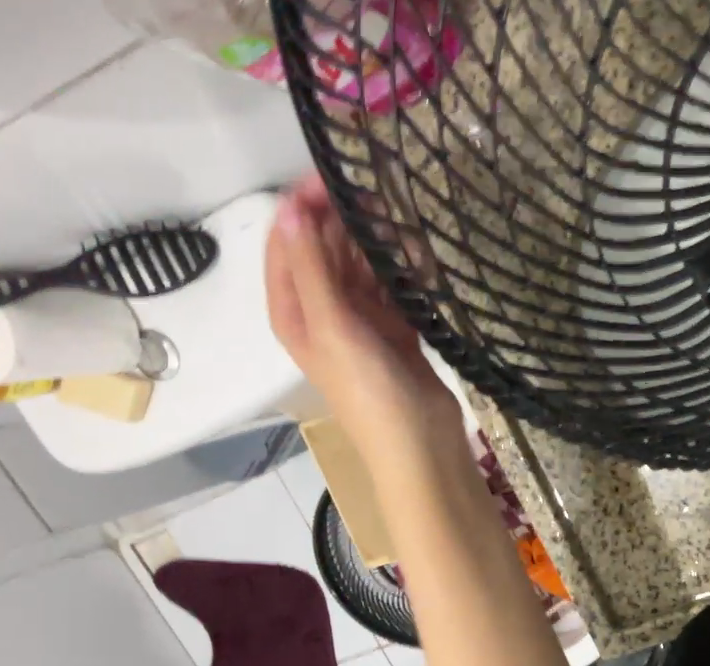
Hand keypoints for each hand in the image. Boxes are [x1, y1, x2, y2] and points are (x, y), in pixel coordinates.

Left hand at [265, 174, 452, 434]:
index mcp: (294, 310)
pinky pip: (395, 289)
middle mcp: (323, 311)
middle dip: (345, 220)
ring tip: (401, 213)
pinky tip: (421, 252)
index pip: (288, 241)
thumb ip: (312, 267)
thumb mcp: (333, 326)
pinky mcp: (397, 332)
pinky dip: (404, 271)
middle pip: (327, 250)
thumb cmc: (370, 391)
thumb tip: (290, 208)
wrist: (420, 446)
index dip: (303, 206)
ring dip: (378, 243)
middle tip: (378, 189)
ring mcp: (362, 323)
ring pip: (364, 268)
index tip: (333, 175)